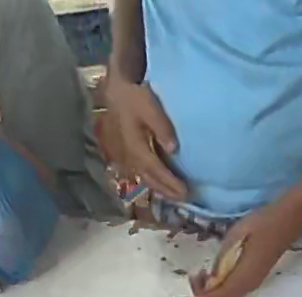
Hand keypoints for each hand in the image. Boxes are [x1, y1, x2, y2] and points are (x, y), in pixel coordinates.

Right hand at [102, 77, 187, 202]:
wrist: (116, 91)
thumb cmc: (134, 96)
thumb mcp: (149, 107)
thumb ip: (162, 127)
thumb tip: (174, 150)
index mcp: (136, 149)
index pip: (157, 171)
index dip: (171, 184)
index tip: (185, 192)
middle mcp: (131, 159)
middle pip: (151, 180)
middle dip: (167, 191)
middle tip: (183, 199)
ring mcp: (127, 160)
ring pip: (145, 180)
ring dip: (160, 190)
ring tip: (173, 196)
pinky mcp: (127, 157)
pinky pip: (141, 175)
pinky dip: (152, 182)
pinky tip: (159, 185)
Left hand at [177, 202, 301, 296]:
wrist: (288, 220)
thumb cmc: (261, 225)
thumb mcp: (234, 239)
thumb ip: (220, 262)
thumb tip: (209, 279)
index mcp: (243, 280)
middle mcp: (245, 288)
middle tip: (192, 277)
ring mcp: (248, 285)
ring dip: (205, 294)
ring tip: (199, 274)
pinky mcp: (249, 280)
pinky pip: (227, 294)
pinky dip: (213, 290)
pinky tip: (210, 274)